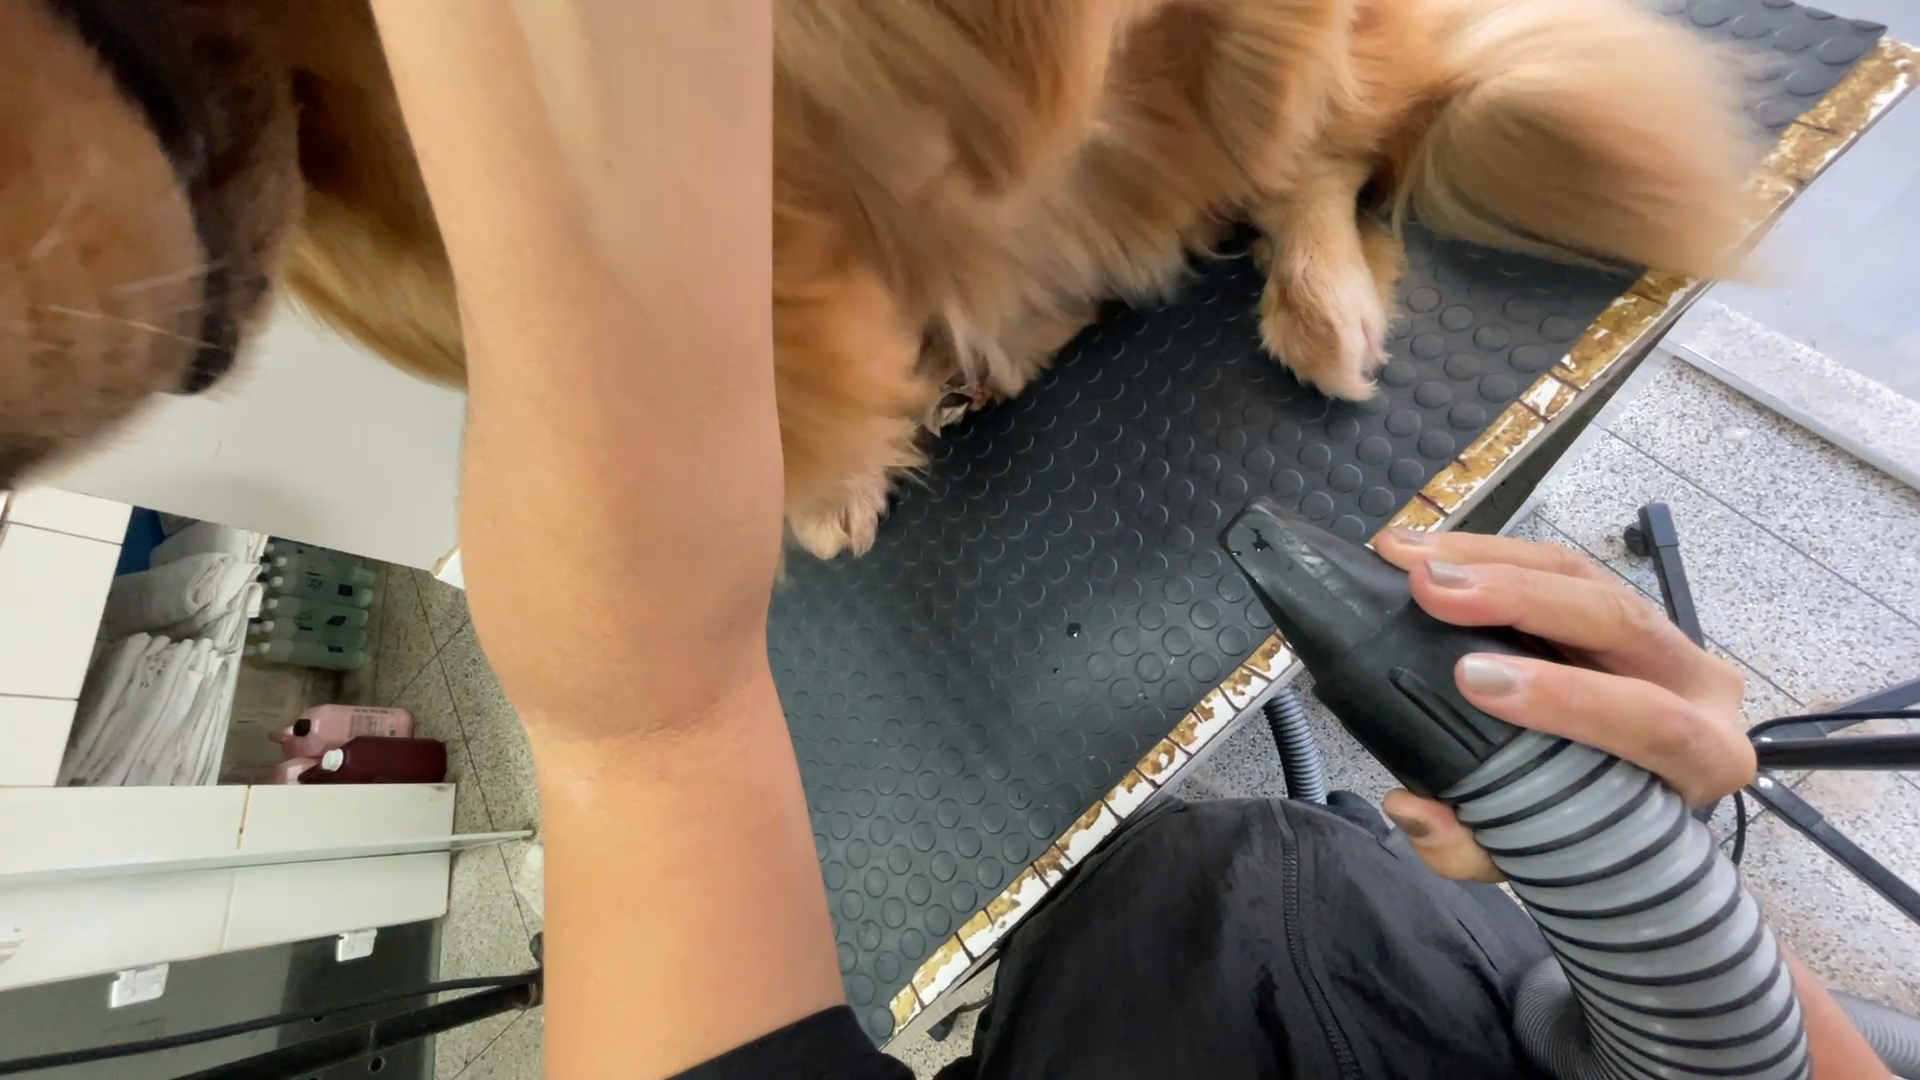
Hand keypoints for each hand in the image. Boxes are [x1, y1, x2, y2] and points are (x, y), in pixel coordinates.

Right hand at [1370, 529, 1754, 881]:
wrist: (1624, 786)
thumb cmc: (1583, 821)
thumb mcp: (1528, 850)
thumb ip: (1469, 847)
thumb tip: (1409, 809)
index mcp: (1695, 757)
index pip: (1651, 720)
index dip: (1564, 696)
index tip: (1470, 678)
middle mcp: (1691, 682)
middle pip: (1617, 618)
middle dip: (1516, 598)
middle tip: (1428, 588)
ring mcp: (1648, 629)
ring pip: (1578, 574)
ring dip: (1485, 558)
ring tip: (1407, 554)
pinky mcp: (1599, 597)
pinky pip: (1549, 559)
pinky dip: (1480, 550)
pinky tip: (1423, 548)